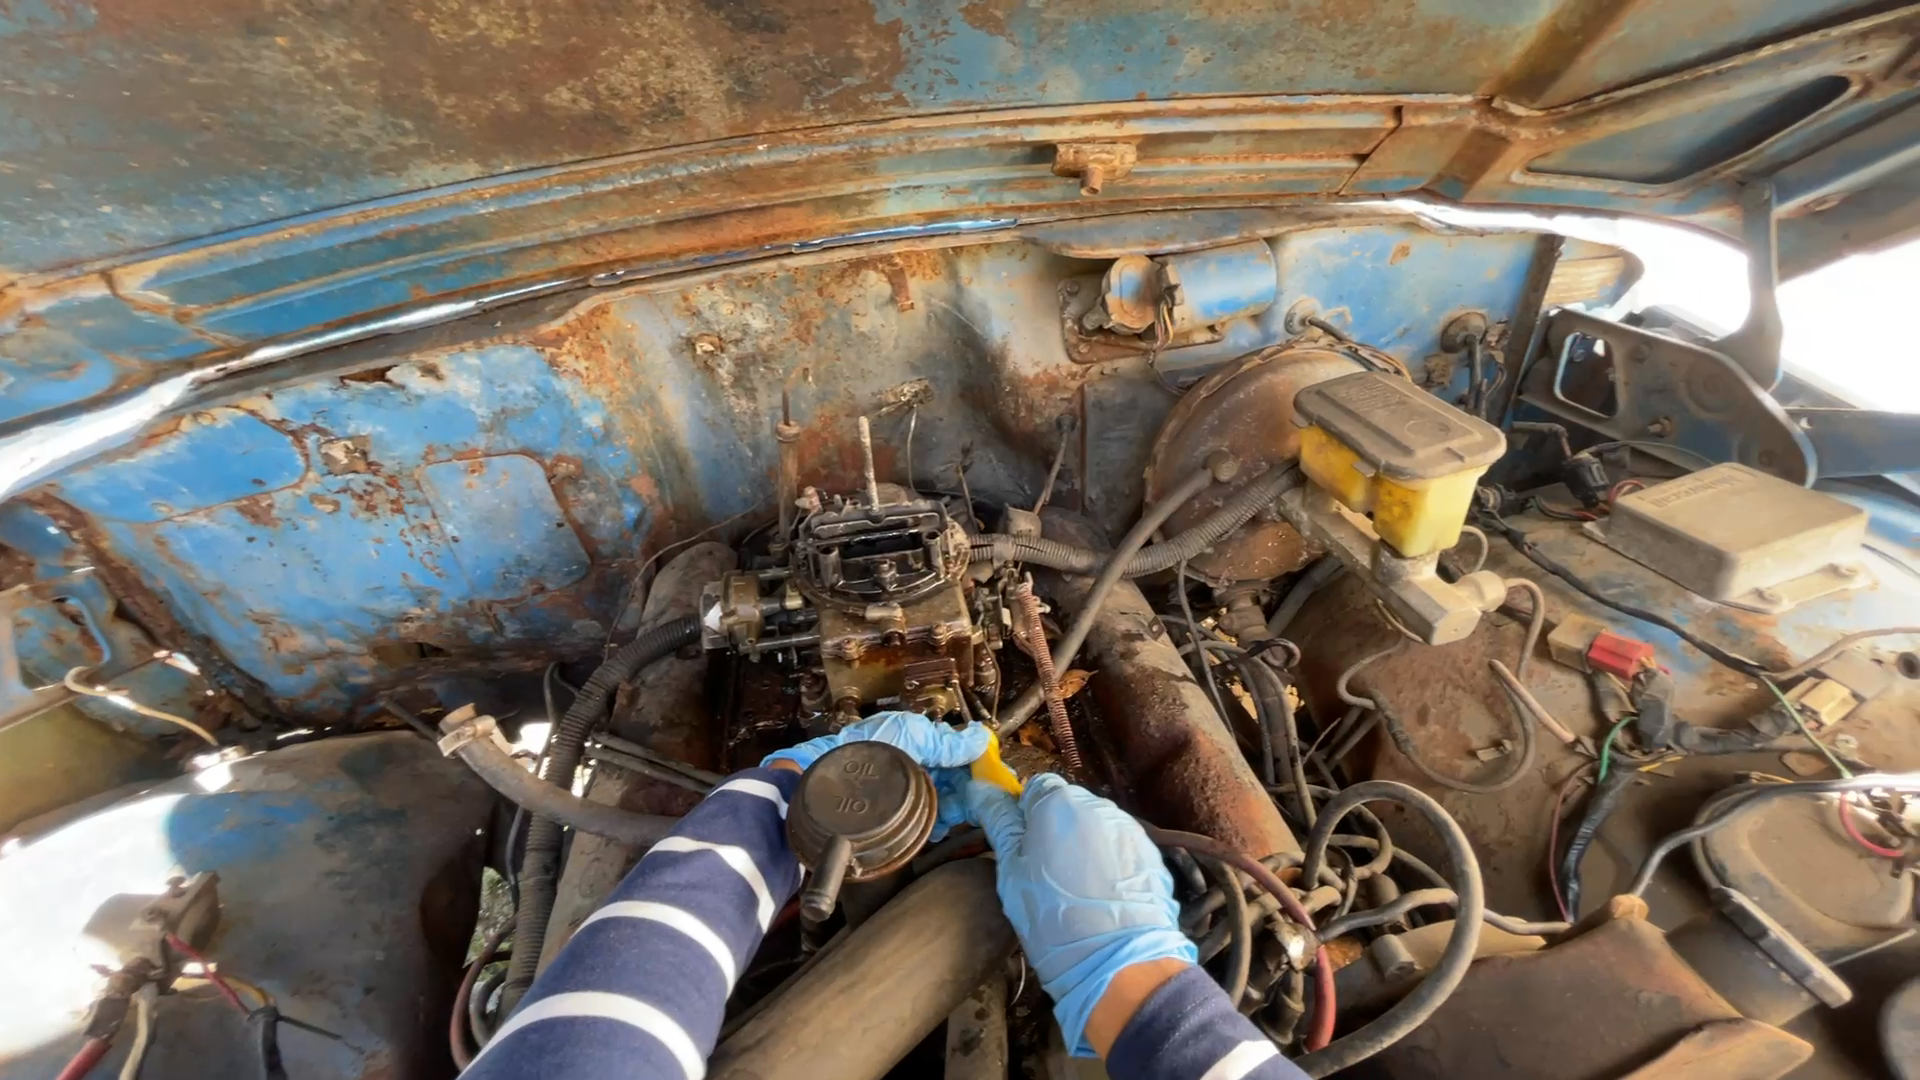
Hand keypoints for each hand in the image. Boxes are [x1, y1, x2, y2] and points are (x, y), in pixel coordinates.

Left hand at [763, 711, 989, 839]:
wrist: (814, 780)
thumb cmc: (857, 753)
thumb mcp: (907, 739)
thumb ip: (944, 743)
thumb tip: (979, 738)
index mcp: (914, 740)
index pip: (955, 751)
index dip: (976, 763)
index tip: (994, 777)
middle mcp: (910, 763)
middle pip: (952, 777)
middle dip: (970, 789)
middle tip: (985, 802)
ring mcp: (901, 791)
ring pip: (942, 800)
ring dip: (957, 807)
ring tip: (967, 815)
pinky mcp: (891, 816)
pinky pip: (925, 820)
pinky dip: (938, 823)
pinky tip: (944, 827)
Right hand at [963, 774, 1196, 1056]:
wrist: (1120, 965)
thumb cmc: (1052, 917)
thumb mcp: (1011, 871)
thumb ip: (998, 821)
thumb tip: (979, 787)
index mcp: (1056, 802)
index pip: (1036, 787)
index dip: (1026, 814)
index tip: (1024, 846)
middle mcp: (1096, 804)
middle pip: (1067, 805)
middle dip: (1056, 828)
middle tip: (1047, 873)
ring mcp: (1128, 828)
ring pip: (1095, 826)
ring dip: (1084, 844)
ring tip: (1079, 891)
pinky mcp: (1151, 854)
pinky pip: (1120, 847)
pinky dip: (1110, 863)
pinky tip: (1105, 898)